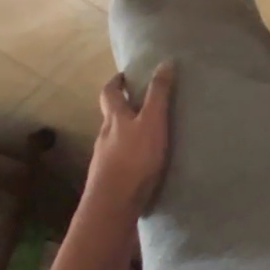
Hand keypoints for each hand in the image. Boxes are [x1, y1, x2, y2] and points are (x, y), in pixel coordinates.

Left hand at [84, 61, 173, 217]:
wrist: (113, 206)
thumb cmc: (134, 159)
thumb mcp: (152, 122)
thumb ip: (158, 94)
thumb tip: (164, 62)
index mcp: (114, 119)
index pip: (109, 92)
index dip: (116, 82)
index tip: (126, 75)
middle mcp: (105, 136)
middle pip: (111, 117)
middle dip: (123, 109)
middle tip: (142, 103)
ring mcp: (104, 160)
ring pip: (115, 141)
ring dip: (128, 135)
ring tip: (149, 136)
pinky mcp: (110, 181)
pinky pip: (120, 162)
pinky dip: (130, 157)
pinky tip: (143, 165)